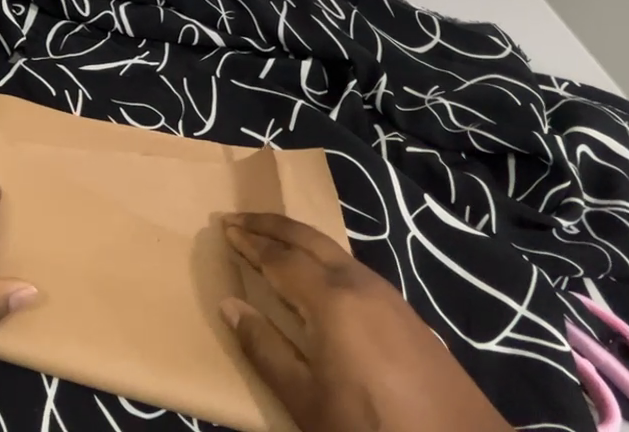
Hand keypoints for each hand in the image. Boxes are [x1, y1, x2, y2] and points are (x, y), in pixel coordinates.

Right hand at [220, 213, 512, 431]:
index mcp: (331, 300)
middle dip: (270, 224)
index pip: (279, 258)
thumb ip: (265, 349)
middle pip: (307, 237)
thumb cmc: (373, 428)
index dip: (249, 242)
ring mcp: (387, 294)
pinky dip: (321, 257)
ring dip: (297, 238)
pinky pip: (350, 267)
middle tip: (238, 218)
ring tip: (270, 241)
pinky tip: (316, 276)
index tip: (224, 227)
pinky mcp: (405, 312)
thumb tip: (230, 305)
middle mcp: (358, 282)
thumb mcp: (307, 402)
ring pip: (332, 249)